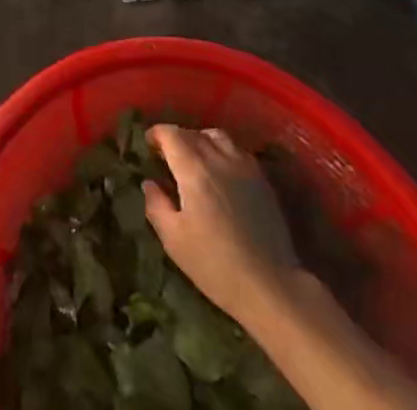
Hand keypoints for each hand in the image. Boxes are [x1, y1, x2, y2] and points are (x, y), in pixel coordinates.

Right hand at [142, 124, 299, 319]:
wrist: (268, 282)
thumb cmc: (214, 264)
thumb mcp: (174, 239)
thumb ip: (157, 205)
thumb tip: (149, 183)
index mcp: (195, 171)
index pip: (172, 135)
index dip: (157, 133)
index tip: (148, 143)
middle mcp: (220, 159)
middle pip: (194, 133)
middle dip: (175, 138)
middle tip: (165, 155)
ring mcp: (245, 166)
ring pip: (218, 136)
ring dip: (200, 140)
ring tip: (192, 158)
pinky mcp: (262, 178)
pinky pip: (237, 150)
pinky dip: (221, 150)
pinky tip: (219, 171)